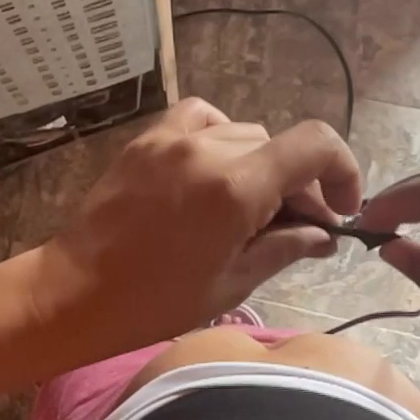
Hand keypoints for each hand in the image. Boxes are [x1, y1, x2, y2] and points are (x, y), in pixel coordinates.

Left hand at [33, 98, 361, 362]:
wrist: (76, 291)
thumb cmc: (156, 301)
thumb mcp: (233, 282)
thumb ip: (287, 246)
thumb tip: (326, 234)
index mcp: (235, 186)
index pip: (316, 145)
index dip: (343, 171)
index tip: (342, 209)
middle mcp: (207, 148)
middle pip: (278, 147)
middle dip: (297, 185)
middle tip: (292, 228)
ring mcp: (171, 138)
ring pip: (243, 133)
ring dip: (259, 165)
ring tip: (247, 206)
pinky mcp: (146, 140)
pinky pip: (200, 118)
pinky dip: (219, 137)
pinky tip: (213, 169)